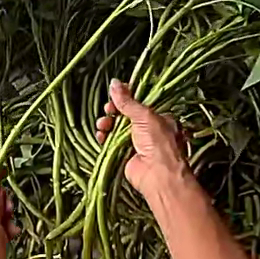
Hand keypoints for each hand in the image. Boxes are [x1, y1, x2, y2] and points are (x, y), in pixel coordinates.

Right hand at [96, 79, 195, 201]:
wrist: (158, 175)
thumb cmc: (158, 142)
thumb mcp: (144, 116)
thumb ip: (127, 101)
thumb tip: (114, 83)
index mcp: (159, 117)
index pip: (139, 103)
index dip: (126, 97)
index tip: (115, 93)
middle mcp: (148, 129)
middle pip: (126, 115)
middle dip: (114, 111)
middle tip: (108, 109)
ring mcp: (136, 143)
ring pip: (117, 128)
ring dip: (107, 124)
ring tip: (102, 124)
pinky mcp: (125, 155)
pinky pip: (111, 143)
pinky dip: (104, 138)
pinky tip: (100, 135)